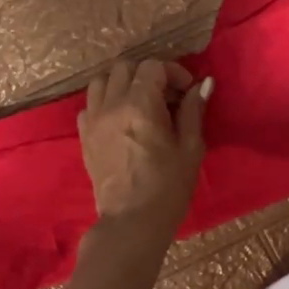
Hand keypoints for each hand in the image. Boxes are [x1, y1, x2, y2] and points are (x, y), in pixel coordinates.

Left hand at [78, 60, 209, 236]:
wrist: (132, 221)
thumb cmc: (169, 187)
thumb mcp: (190, 148)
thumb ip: (194, 111)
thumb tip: (204, 83)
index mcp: (140, 105)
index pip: (153, 67)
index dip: (174, 72)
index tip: (187, 91)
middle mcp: (112, 105)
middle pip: (125, 68)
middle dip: (149, 75)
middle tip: (168, 96)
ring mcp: (93, 120)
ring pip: (102, 81)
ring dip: (123, 84)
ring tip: (141, 103)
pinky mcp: (84, 136)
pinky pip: (90, 105)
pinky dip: (106, 102)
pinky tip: (122, 120)